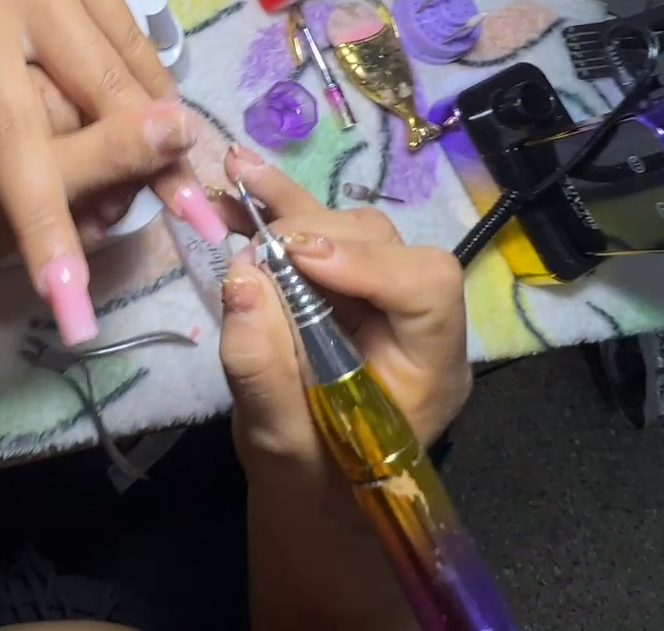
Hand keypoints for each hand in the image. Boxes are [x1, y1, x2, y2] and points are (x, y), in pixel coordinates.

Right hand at [216, 145, 469, 629]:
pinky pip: (312, 225)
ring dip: (289, 205)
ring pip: (347, 224)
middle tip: (252, 252)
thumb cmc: (311, 479)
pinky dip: (273, 200)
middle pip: (383, 243)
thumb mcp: (281, 442)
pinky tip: (236, 178)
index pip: (427, 288)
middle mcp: (411, 316)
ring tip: (234, 179)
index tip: (297, 260)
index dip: (367, 262)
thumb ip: (263, 370)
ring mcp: (375, 289)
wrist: (311, 484)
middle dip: (313, 237)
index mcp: (428, 366)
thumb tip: (241, 277)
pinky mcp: (338, 276)